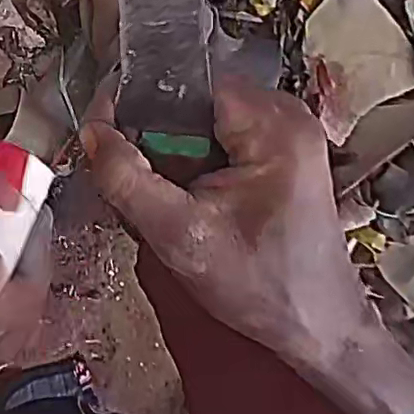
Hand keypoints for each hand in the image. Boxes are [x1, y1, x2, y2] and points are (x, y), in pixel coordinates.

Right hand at [79, 79, 375, 367]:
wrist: (322, 330)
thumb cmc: (261, 286)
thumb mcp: (179, 235)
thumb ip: (126, 179)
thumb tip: (91, 131)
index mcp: (271, 123)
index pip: (181, 83)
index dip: (136, 106)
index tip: (108, 141)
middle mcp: (283, 113)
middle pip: (186, 99)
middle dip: (150, 135)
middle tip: (134, 181)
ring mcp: (283, 130)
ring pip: (194, 118)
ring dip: (165, 151)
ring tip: (158, 194)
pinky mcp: (277, 149)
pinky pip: (211, 135)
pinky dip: (187, 160)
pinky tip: (182, 196)